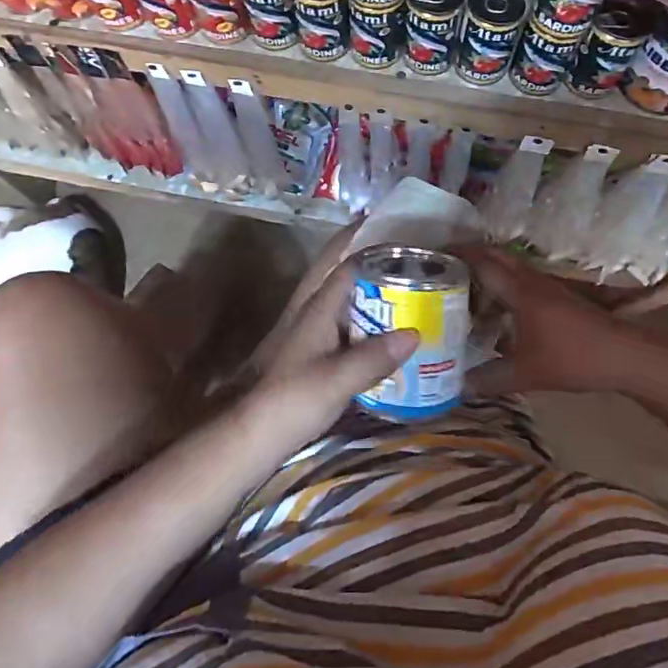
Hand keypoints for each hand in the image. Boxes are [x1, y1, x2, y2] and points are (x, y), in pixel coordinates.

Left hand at [248, 260, 417, 441]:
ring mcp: (303, 328)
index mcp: (316, 307)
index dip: (369, 244)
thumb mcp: (339, 380)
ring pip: (334, 292)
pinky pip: (336, 317)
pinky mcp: (305, 348)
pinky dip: (357, 310)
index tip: (399, 234)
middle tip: (396, 251)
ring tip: (395, 281)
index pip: (344, 262)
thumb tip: (415, 333)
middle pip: (333, 269)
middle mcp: (308, 310)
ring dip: (358, 280)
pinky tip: (376, 324)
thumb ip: (375, 357)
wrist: (253, 432)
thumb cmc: (293, 399)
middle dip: (359, 253)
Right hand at [458, 246, 636, 394]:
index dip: (456, 257)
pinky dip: (503, 287)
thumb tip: (458, 385)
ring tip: (463, 291)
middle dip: (469, 256)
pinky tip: (496, 311)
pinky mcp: (557, 297)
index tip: (430, 258)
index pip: (481, 262)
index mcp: (519, 291)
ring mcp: (546, 286)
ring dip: (487, 272)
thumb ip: (490, 378)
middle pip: (495, 256)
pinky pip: (521, 281)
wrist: (625, 357)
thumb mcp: (526, 373)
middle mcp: (530, 280)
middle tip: (442, 269)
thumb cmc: (573, 358)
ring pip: (510, 268)